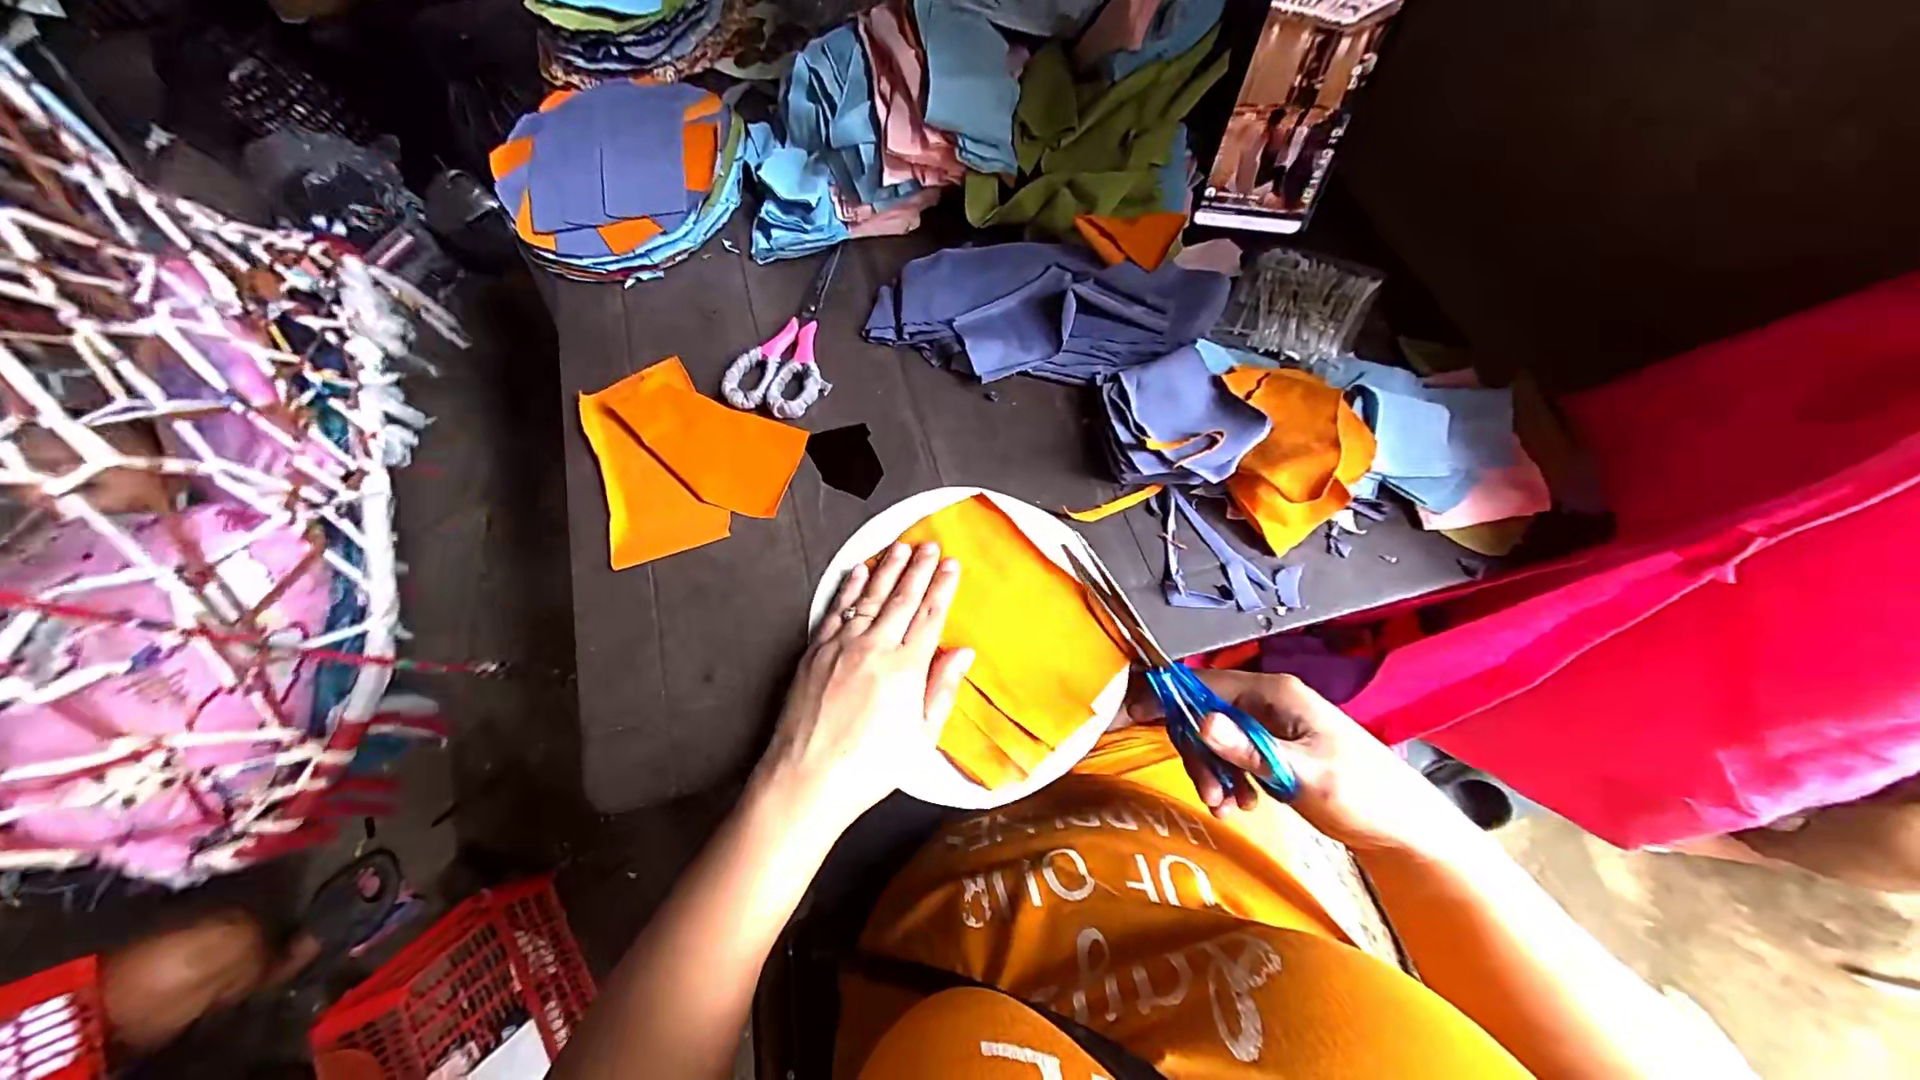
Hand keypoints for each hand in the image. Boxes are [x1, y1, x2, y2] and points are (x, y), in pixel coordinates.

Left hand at [754, 542, 972, 836]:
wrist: (807, 779)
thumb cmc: (867, 767)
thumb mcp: (920, 736)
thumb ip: (942, 688)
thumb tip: (962, 652)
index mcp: (905, 668)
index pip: (930, 615)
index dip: (943, 586)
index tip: (952, 566)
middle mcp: (874, 648)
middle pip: (902, 598)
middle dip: (919, 568)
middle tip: (930, 546)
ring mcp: (841, 646)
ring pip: (870, 596)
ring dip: (887, 569)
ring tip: (901, 549)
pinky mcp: (815, 652)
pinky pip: (836, 609)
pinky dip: (849, 587)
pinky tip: (858, 572)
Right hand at [1126, 670, 1477, 855]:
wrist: (1407, 829)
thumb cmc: (1365, 795)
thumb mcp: (1304, 774)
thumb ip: (1250, 748)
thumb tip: (1202, 722)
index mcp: (1274, 693)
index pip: (1204, 684)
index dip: (1167, 697)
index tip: (1133, 713)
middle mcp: (1267, 702)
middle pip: (1205, 714)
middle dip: (1199, 754)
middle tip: (1210, 795)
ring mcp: (1270, 724)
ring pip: (1216, 738)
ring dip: (1214, 772)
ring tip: (1229, 807)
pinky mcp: (1273, 747)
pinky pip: (1233, 755)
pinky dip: (1229, 779)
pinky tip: (1243, 804)